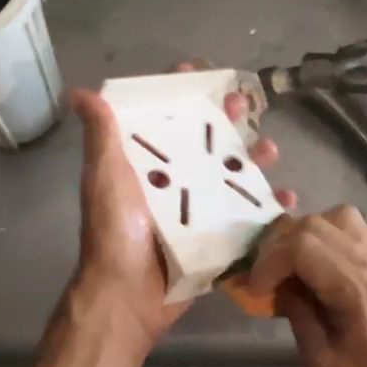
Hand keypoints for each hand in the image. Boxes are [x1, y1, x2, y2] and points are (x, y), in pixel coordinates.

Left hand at [66, 83, 292, 354]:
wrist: (127, 295)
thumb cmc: (114, 231)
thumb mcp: (105, 177)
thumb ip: (100, 136)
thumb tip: (79, 92)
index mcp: (145, 166)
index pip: (163, 120)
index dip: (180, 95)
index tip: (198, 71)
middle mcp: (172, 184)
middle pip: (205, 144)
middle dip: (226, 122)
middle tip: (243, 104)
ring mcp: (196, 213)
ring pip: (231, 177)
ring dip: (253, 160)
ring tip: (270, 150)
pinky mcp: (216, 240)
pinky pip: (247, 219)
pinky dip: (269, 209)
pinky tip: (286, 197)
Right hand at [245, 207, 366, 366]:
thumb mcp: (322, 361)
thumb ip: (298, 314)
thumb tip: (279, 287)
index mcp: (358, 289)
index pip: (303, 245)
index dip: (269, 261)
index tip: (255, 289)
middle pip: (317, 224)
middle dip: (279, 245)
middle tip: (263, 276)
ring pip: (337, 218)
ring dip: (303, 235)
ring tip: (286, 265)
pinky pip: (351, 233)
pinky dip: (323, 239)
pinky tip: (311, 269)